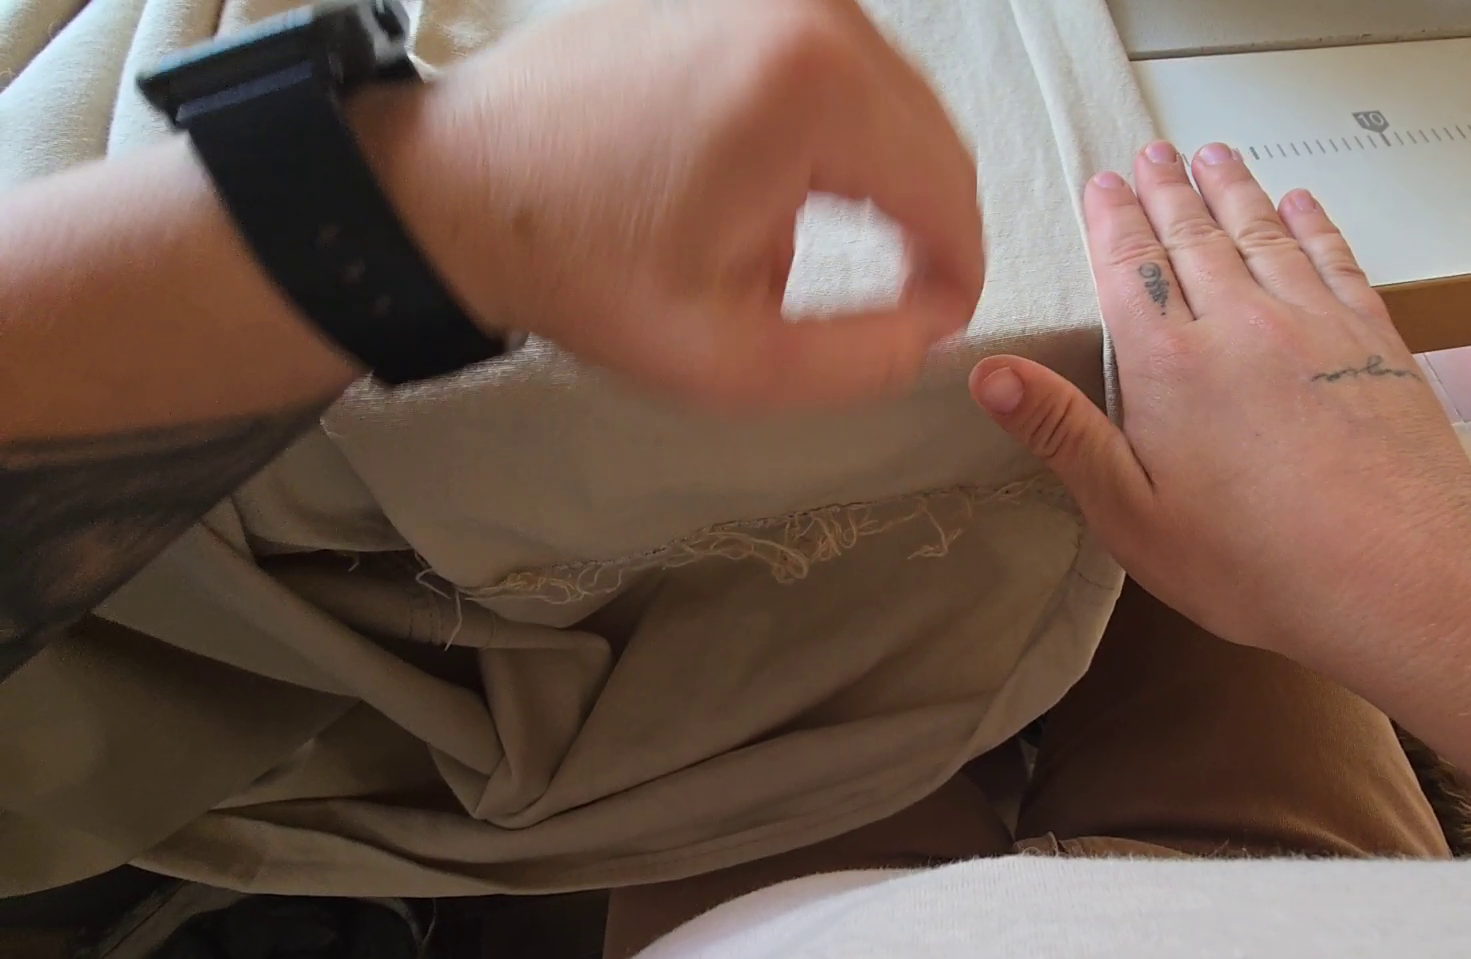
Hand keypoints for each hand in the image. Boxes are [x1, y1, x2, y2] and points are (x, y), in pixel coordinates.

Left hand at [361, 0, 982, 411]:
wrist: (462, 190)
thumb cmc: (592, 277)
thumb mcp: (738, 364)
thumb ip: (866, 361)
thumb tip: (937, 326)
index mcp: (811, 87)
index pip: (947, 189)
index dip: (960, 273)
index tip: (936, 326)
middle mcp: (807, 11)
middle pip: (934, 139)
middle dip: (938, 232)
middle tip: (911, 304)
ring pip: (900, 110)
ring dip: (902, 193)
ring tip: (870, 260)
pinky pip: (850, 80)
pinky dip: (861, 149)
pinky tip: (827, 198)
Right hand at [969, 141, 1470, 689]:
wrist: (1401, 582)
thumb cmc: (1252, 564)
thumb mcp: (1131, 516)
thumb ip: (1063, 435)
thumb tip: (990, 374)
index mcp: (1171, 367)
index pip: (1130, 269)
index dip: (1113, 222)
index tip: (1103, 184)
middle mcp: (1241, 326)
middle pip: (1194, 237)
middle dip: (1166, 191)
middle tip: (1152, 153)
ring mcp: (1315, 326)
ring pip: (1263, 233)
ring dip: (1233, 190)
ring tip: (1212, 155)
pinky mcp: (1374, 343)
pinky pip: (1334, 259)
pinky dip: (1313, 223)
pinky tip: (1301, 202)